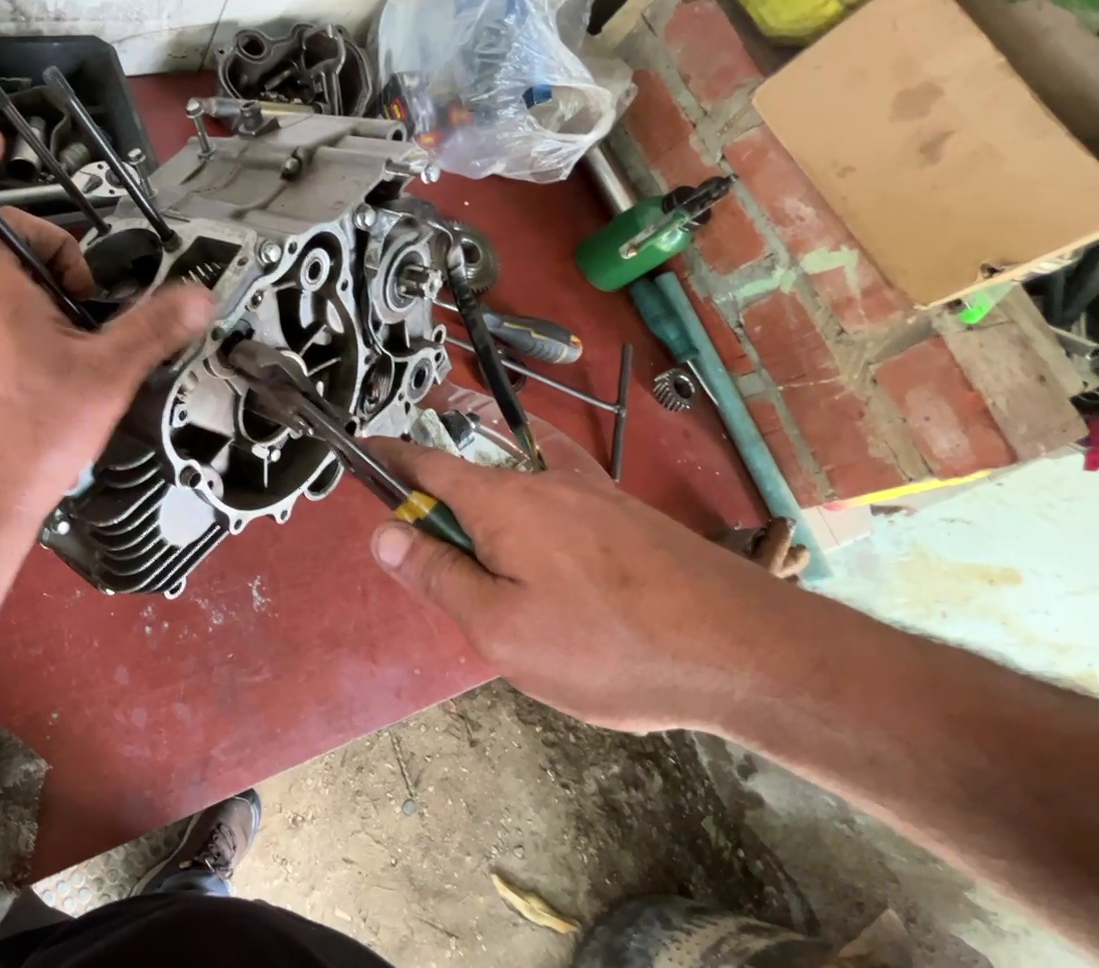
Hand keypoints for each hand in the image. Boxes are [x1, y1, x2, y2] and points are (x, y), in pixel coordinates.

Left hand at [0, 130, 212, 534]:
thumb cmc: (32, 436)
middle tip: (90, 296)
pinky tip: (66, 356)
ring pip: (3, 276)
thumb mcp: (107, 375)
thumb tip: (197, 297)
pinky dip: (35, 314)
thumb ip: (154, 327)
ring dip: (50, 287)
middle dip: (55, 250)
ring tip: (84, 333)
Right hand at [365, 439, 817, 733]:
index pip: (425, 463)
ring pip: (516, 496)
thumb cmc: (607, 646)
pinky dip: (531, 523)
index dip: (385, 458)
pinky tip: (548, 556)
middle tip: (445, 580)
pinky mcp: (630, 518)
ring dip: (488, 524)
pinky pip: (558, 505)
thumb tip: (382, 531)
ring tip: (502, 589)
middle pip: (469, 481)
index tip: (355, 453)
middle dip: (438, 512)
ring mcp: (594, 496)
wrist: (752, 654)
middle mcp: (545, 482)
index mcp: (502, 503)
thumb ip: (436, 574)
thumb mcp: (498, 628)